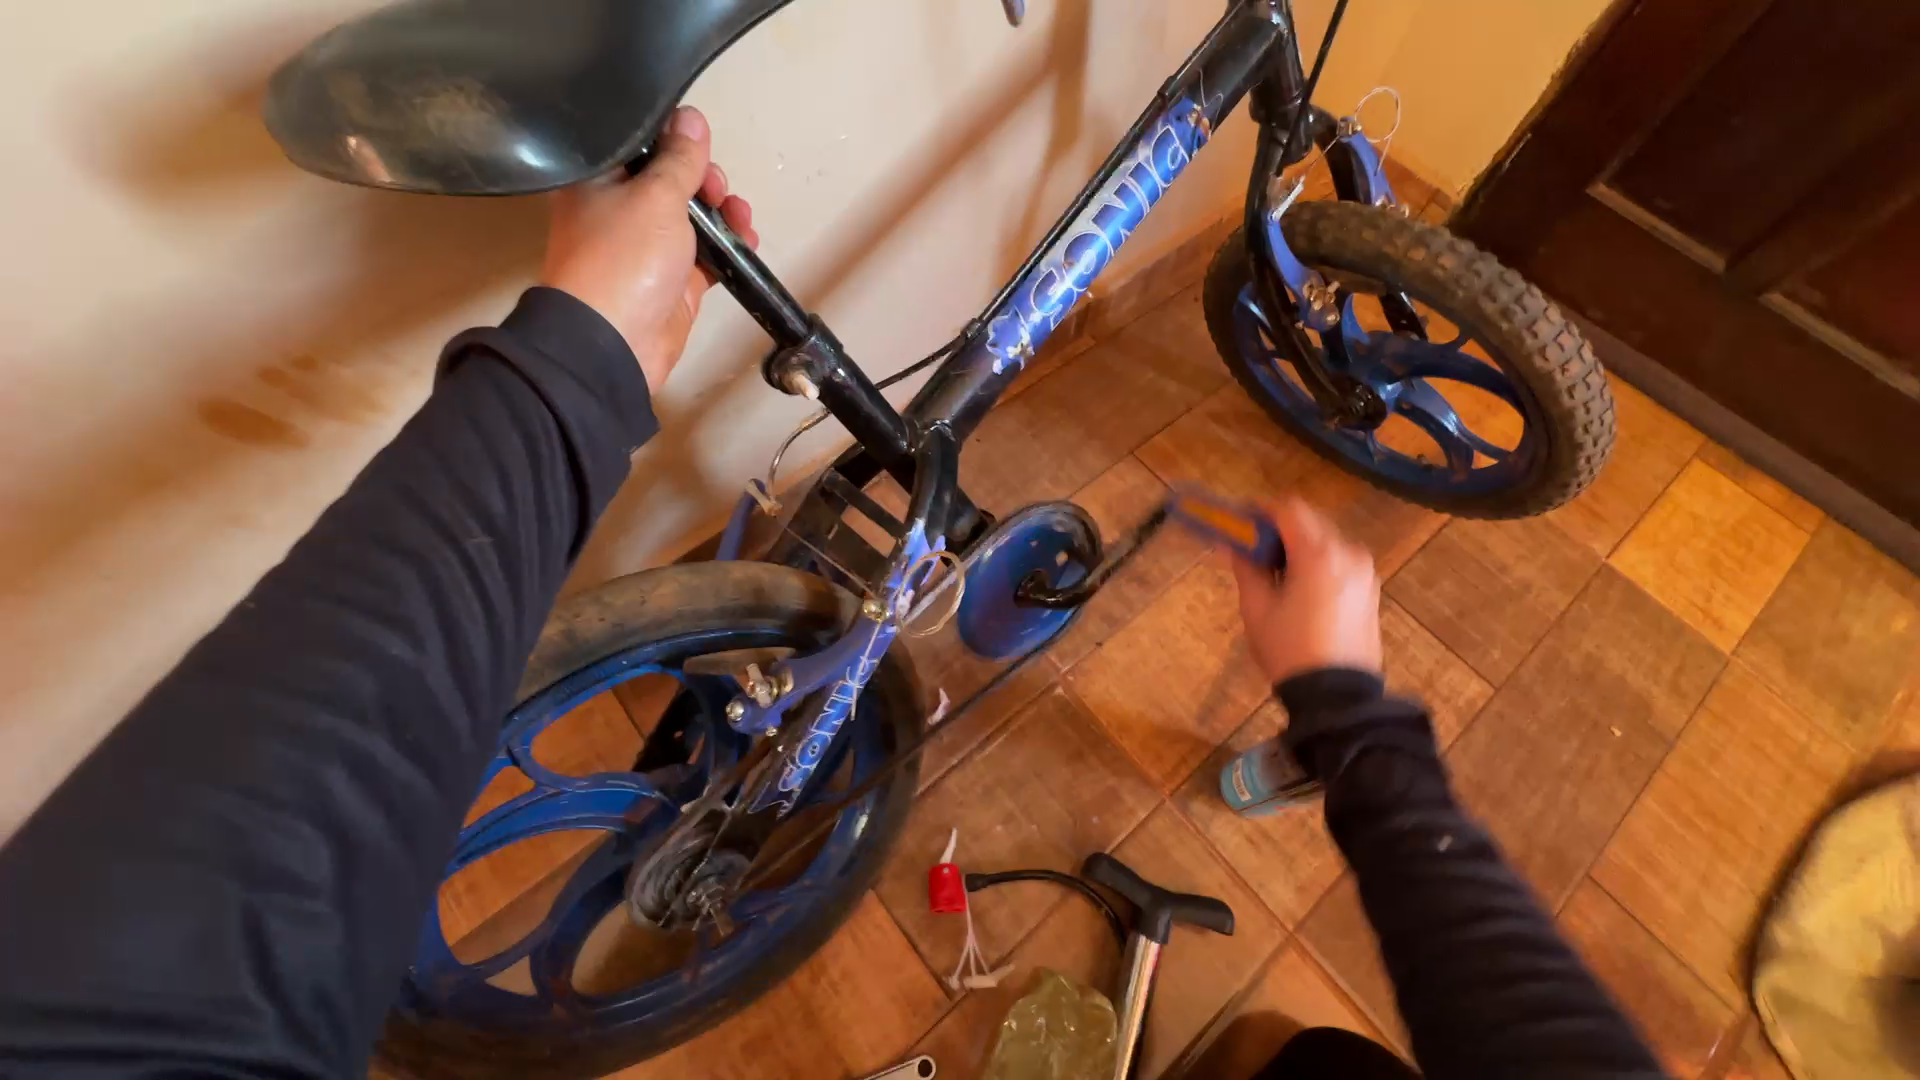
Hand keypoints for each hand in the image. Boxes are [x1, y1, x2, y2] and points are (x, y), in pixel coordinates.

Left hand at [540, 106, 758, 389]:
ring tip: (740, 215)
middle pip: (672, 181)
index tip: (699, 148)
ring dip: (723, 213)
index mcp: (599, 181)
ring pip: (693, 220)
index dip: (674, 141)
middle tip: (716, 189)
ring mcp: (648, 249)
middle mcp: (621, 211)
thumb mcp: (655, 197)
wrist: (616, 341)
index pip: (641, 146)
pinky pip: (707, 256)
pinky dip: (729, 248)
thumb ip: (679, 159)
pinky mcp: (672, 281)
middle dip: (704, 180)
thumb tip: (691, 118)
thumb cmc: (623, 260)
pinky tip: (747, 240)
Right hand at [1230, 498, 1381, 682]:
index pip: (1289, 509)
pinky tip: (1297, 587)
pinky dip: (1315, 561)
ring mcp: (1363, 572)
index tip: (1238, 522)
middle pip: (1308, 521)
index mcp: (1319, 555)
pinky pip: (1338, 560)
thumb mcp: (1257, 608)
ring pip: (1324, 540)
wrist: (1337, 696)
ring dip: (1297, 545)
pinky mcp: (1369, 589)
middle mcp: (1348, 554)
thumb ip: (1246, 567)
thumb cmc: (1289, 650)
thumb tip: (1230, 544)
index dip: (1260, 510)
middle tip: (1251, 548)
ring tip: (1273, 572)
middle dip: (1277, 528)